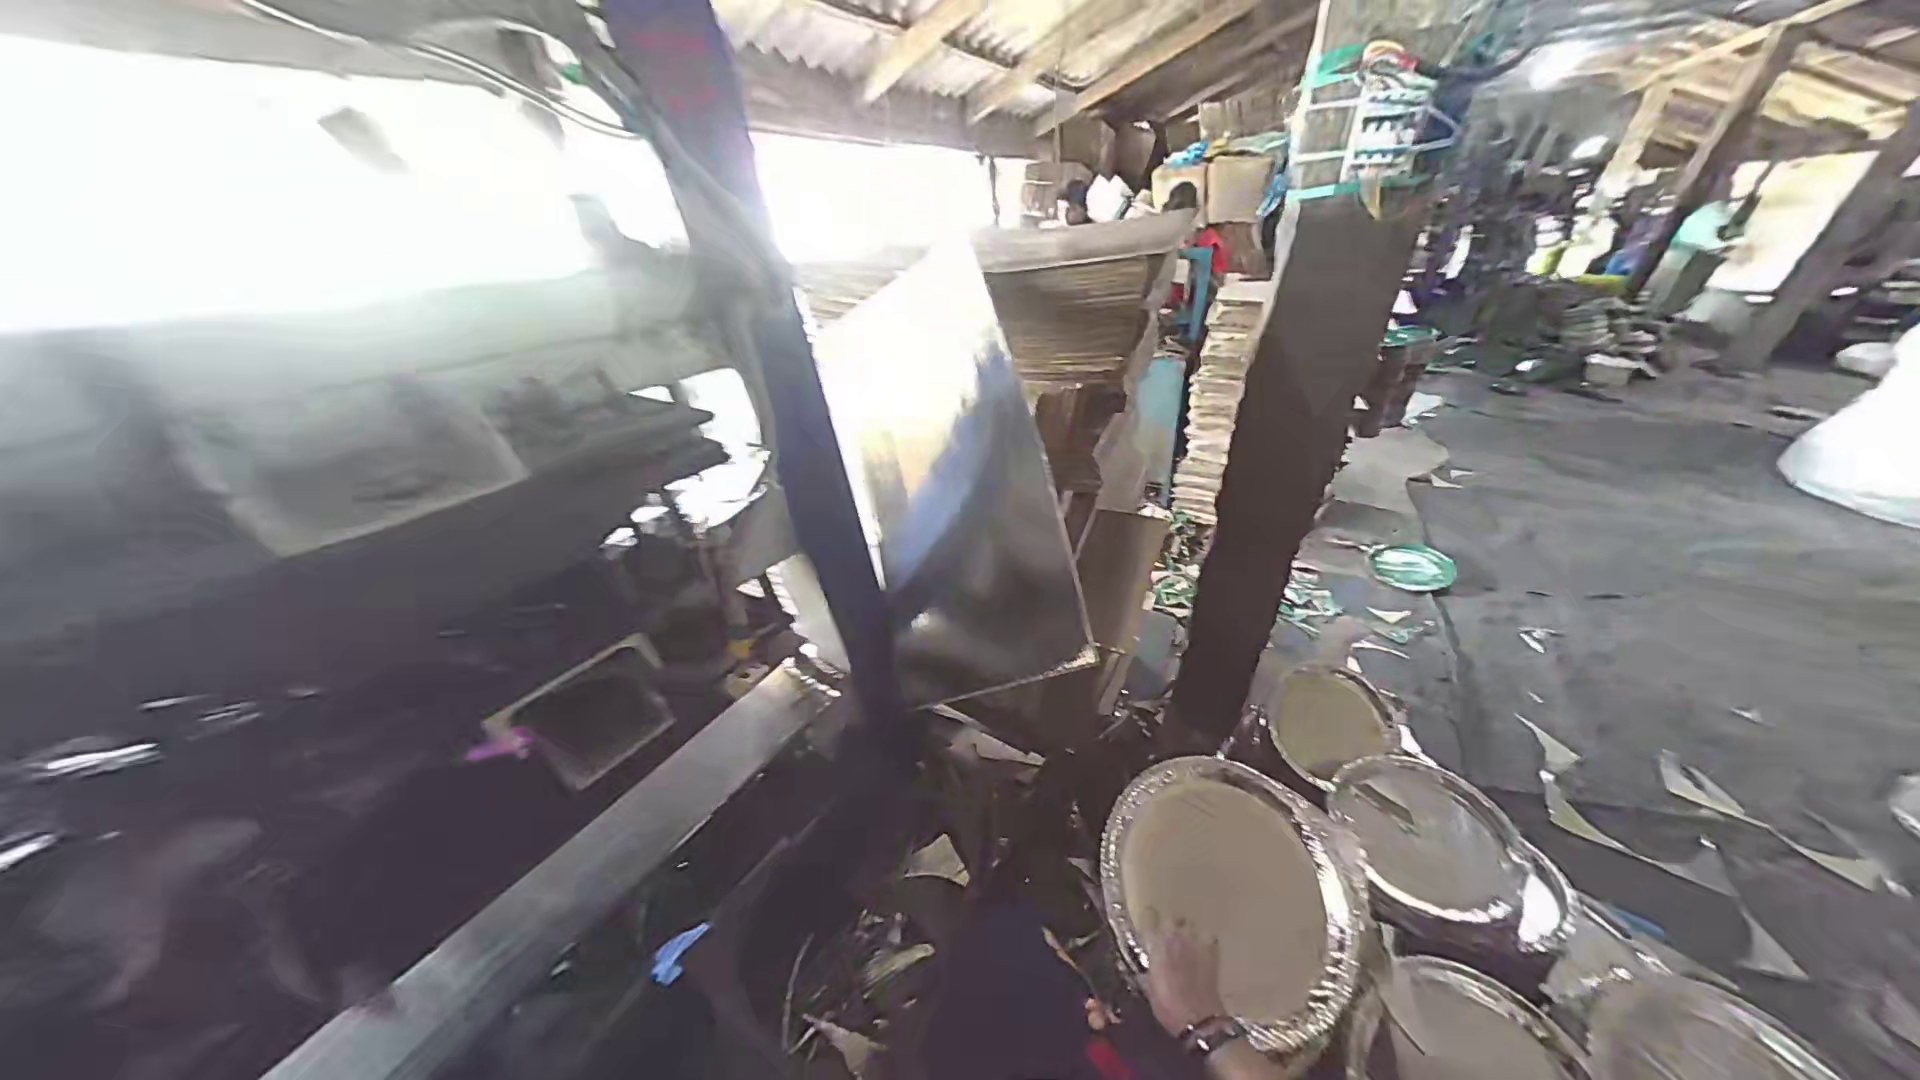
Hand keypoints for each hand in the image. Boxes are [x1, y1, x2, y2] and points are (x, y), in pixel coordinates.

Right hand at [1143, 921, 1226, 1036]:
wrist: (1197, 1019)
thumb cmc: (1167, 1005)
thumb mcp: (1149, 985)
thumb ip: (1148, 966)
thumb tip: (1148, 961)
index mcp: (1155, 942)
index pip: (1150, 914)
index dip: (1150, 917)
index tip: (1150, 922)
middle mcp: (1174, 936)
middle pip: (1172, 917)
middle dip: (1172, 925)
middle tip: (1171, 938)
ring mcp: (1194, 942)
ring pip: (1191, 924)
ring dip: (1188, 932)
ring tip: (1189, 943)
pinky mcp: (1211, 952)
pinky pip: (1209, 937)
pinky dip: (1206, 941)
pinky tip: (1205, 950)